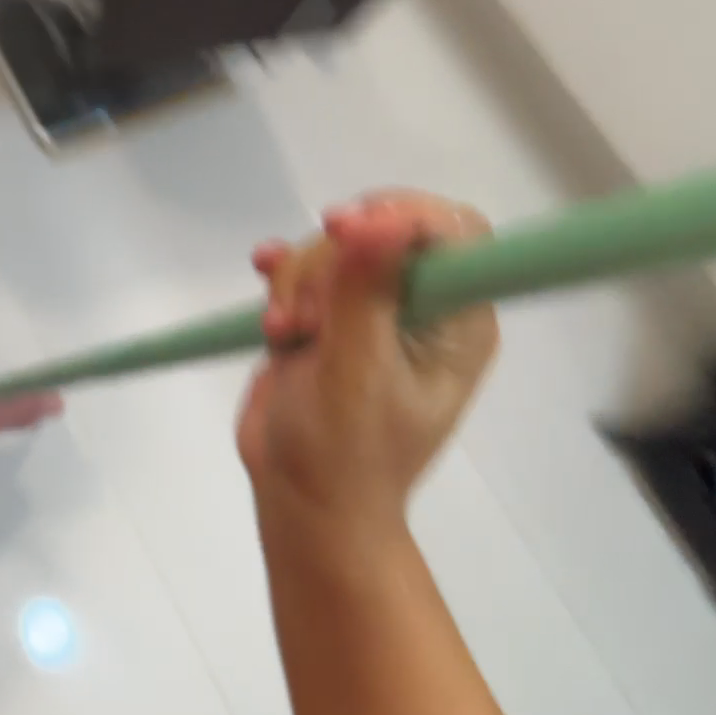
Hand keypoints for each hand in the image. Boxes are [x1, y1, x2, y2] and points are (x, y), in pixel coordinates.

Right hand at [237, 191, 498, 531]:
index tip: (344, 230)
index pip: (452, 233)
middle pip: (375, 233)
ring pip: (328, 252)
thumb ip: (365, 295)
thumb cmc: (343, 452)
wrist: (300, 497)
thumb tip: (377, 221)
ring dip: (294, 284)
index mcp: (454, 319)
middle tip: (306, 323)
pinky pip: (300, 272)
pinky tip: (260, 268)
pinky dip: (278, 273)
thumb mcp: (356, 375)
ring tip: (284, 336)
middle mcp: (416, 306)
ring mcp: (364, 311)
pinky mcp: (320, 320)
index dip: (401, 217)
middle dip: (327, 266)